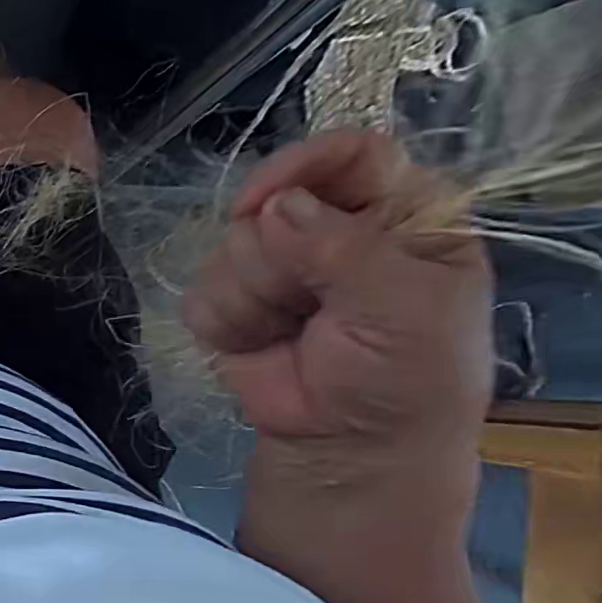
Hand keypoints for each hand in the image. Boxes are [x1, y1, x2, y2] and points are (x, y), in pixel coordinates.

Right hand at [182, 132, 493, 466]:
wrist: (344, 448)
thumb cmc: (402, 380)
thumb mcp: (403, 312)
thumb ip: (345, 251)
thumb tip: (274, 206)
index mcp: (396, 216)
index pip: (349, 154)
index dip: (298, 167)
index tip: (256, 205)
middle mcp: (328, 230)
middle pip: (267, 209)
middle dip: (276, 266)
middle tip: (310, 311)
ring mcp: (270, 268)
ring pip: (224, 253)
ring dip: (251, 302)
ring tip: (288, 336)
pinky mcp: (226, 304)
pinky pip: (198, 294)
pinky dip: (223, 325)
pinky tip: (254, 346)